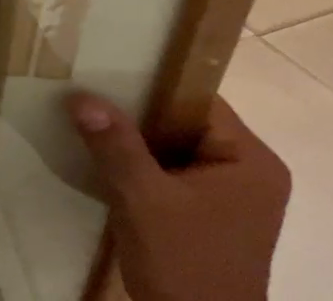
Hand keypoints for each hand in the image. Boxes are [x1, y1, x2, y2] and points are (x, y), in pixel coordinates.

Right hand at [67, 93, 290, 300]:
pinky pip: (165, 167)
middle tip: (81, 92)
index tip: (99, 70)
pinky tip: (97, 154)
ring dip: (127, 136)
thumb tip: (82, 95)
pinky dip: (133, 160)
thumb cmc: (184, 262)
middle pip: (180, 118)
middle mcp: (247, 171)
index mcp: (251, 161)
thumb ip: (116, 145)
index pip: (197, 99)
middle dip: (130, 109)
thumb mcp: (143, 199)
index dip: (149, 81)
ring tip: (81, 118)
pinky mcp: (204, 209)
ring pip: (168, 143)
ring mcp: (227, 192)